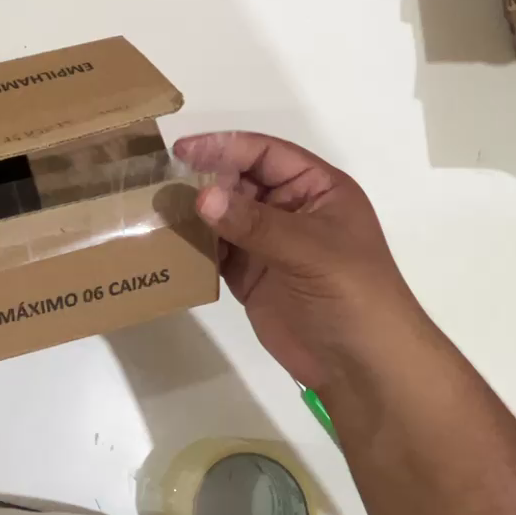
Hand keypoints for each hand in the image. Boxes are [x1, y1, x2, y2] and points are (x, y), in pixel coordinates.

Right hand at [172, 132, 439, 390]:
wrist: (362, 367)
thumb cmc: (353, 296)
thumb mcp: (311, 251)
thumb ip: (255, 223)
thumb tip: (200, 197)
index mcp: (316, 189)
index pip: (264, 154)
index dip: (223, 147)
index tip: (180, 151)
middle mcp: (289, 209)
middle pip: (237, 180)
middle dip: (200, 179)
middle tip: (157, 182)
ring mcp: (267, 243)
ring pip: (221, 214)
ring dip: (191, 212)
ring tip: (153, 210)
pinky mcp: (248, 274)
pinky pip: (214, 250)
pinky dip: (192, 246)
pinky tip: (166, 244)